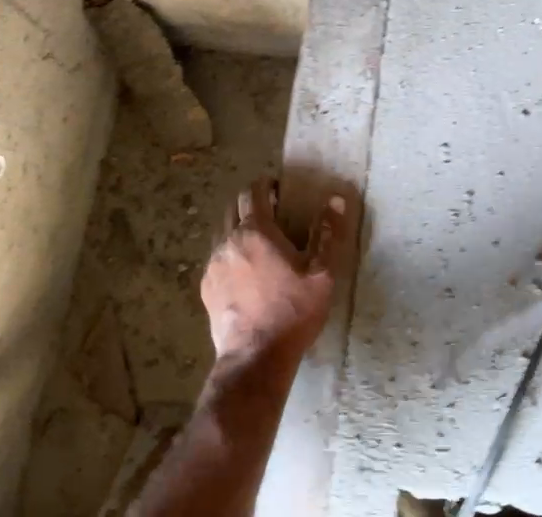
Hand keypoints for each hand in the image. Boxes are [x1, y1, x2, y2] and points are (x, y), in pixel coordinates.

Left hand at [201, 177, 347, 363]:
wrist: (255, 357)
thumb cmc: (292, 312)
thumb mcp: (321, 274)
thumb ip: (327, 234)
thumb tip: (335, 200)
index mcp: (256, 231)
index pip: (253, 192)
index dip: (265, 185)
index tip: (278, 187)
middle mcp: (228, 241)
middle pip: (232, 208)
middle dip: (250, 203)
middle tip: (271, 211)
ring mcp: (213, 264)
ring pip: (221, 232)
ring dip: (237, 227)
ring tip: (257, 241)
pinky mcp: (207, 287)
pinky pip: (216, 258)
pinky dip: (229, 253)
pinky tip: (243, 272)